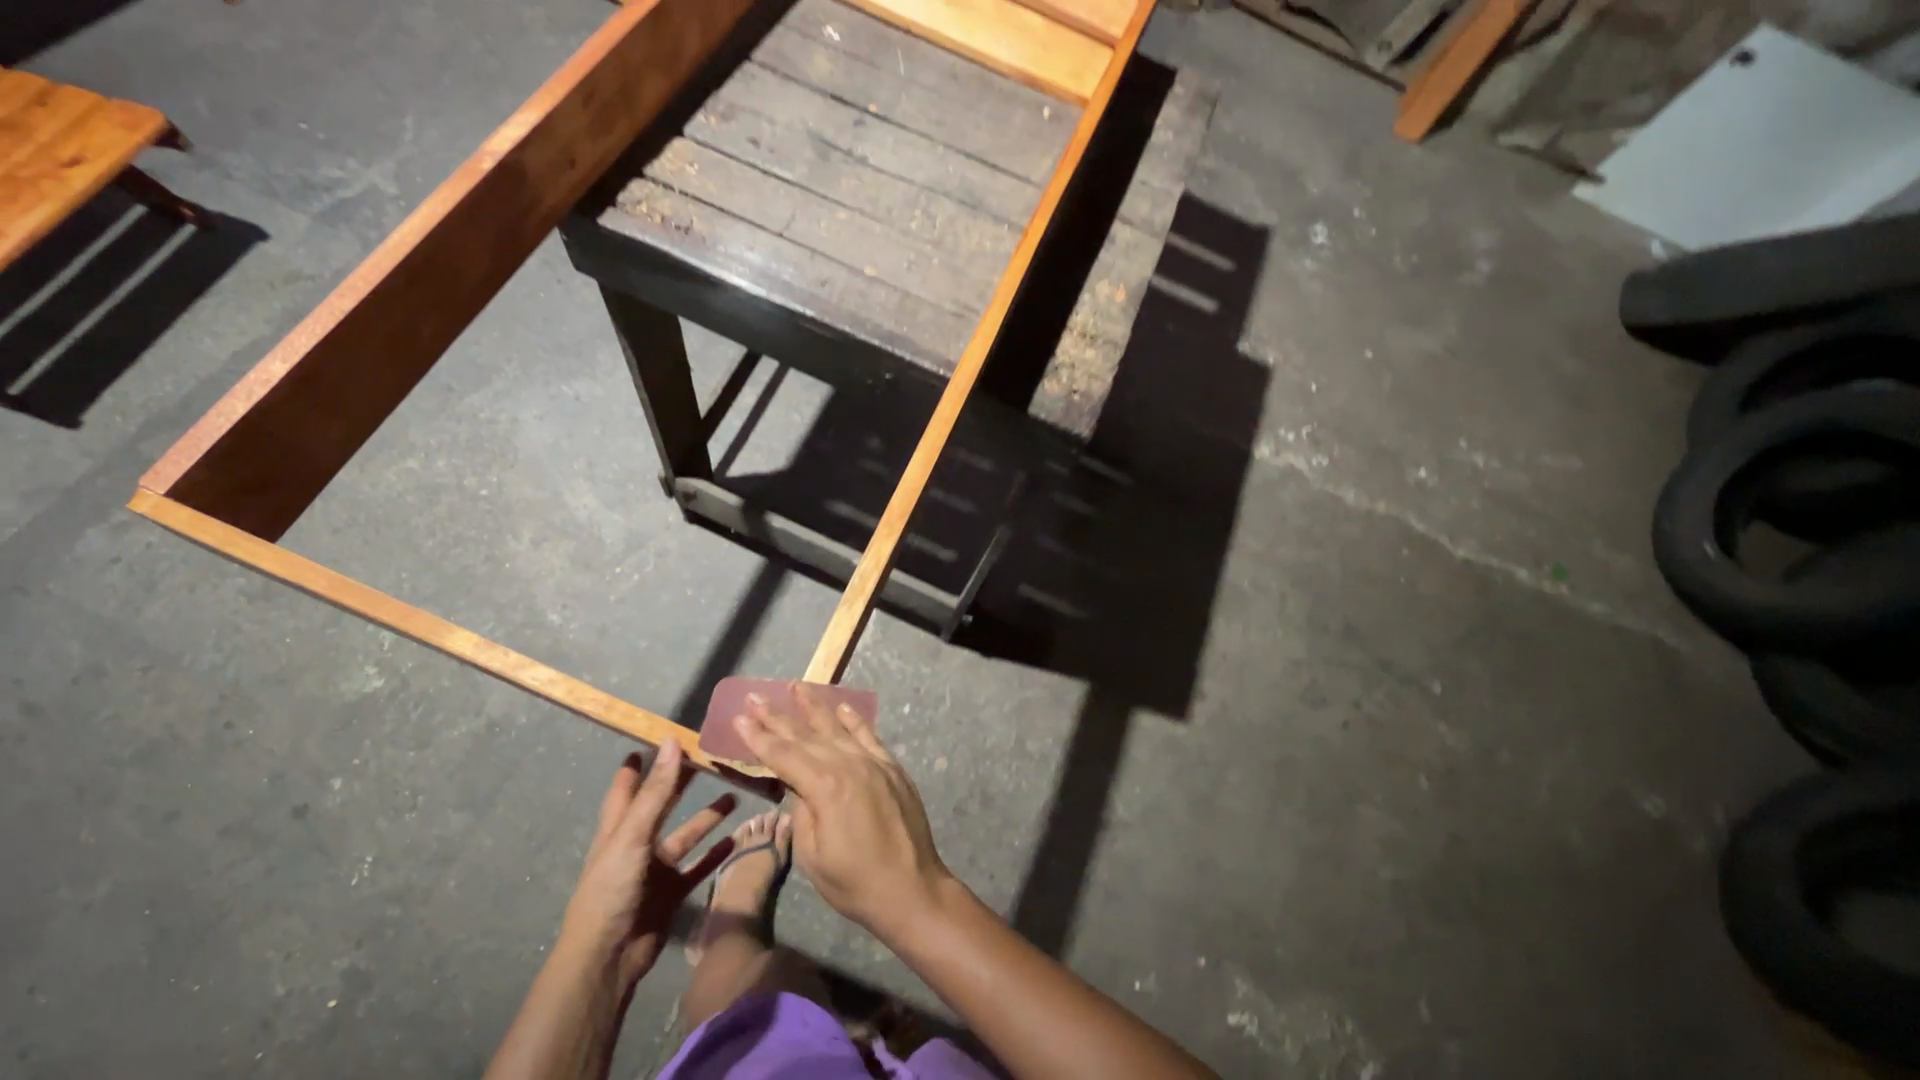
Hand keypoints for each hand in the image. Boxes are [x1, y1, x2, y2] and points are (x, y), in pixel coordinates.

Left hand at [557, 741, 736, 986]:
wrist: (608, 956)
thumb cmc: (611, 889)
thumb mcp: (633, 835)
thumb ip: (656, 792)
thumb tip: (672, 742)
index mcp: (618, 829)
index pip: (628, 788)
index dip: (638, 767)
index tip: (653, 742)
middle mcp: (636, 845)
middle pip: (660, 806)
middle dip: (678, 784)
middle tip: (704, 759)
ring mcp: (656, 870)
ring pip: (685, 836)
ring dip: (705, 818)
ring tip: (733, 796)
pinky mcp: (672, 893)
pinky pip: (698, 868)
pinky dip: (715, 855)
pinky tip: (736, 840)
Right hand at [734, 685, 954, 935]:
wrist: (912, 889)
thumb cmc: (854, 882)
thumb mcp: (812, 854)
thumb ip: (800, 811)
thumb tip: (796, 784)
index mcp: (824, 787)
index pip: (783, 755)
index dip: (758, 737)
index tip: (739, 717)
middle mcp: (849, 765)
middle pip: (806, 735)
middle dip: (778, 717)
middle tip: (755, 697)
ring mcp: (874, 764)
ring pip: (838, 728)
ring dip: (814, 707)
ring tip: (796, 686)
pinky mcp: (893, 769)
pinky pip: (870, 736)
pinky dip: (854, 720)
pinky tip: (842, 708)